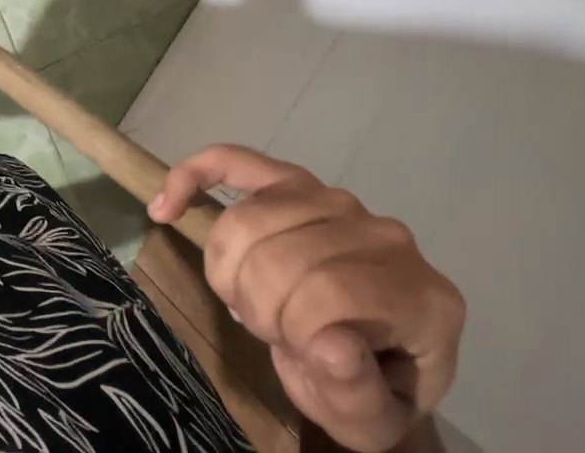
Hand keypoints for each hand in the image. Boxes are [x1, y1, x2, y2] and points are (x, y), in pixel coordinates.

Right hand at [148, 145, 464, 451]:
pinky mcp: (294, 181)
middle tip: (266, 329)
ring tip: (244, 297)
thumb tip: (333, 345)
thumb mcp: (369, 421)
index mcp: (419, 296)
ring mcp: (338, 201)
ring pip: (249, 216)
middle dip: (256, 302)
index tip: (296, 355)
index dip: (295, 326)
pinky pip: (234, 162)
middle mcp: (385, 236)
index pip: (331, 290)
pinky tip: (165, 207)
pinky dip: (191, 178)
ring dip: (227, 267)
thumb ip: (358, 394)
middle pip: (283, 252)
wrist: (363, 362)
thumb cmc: (366, 391)